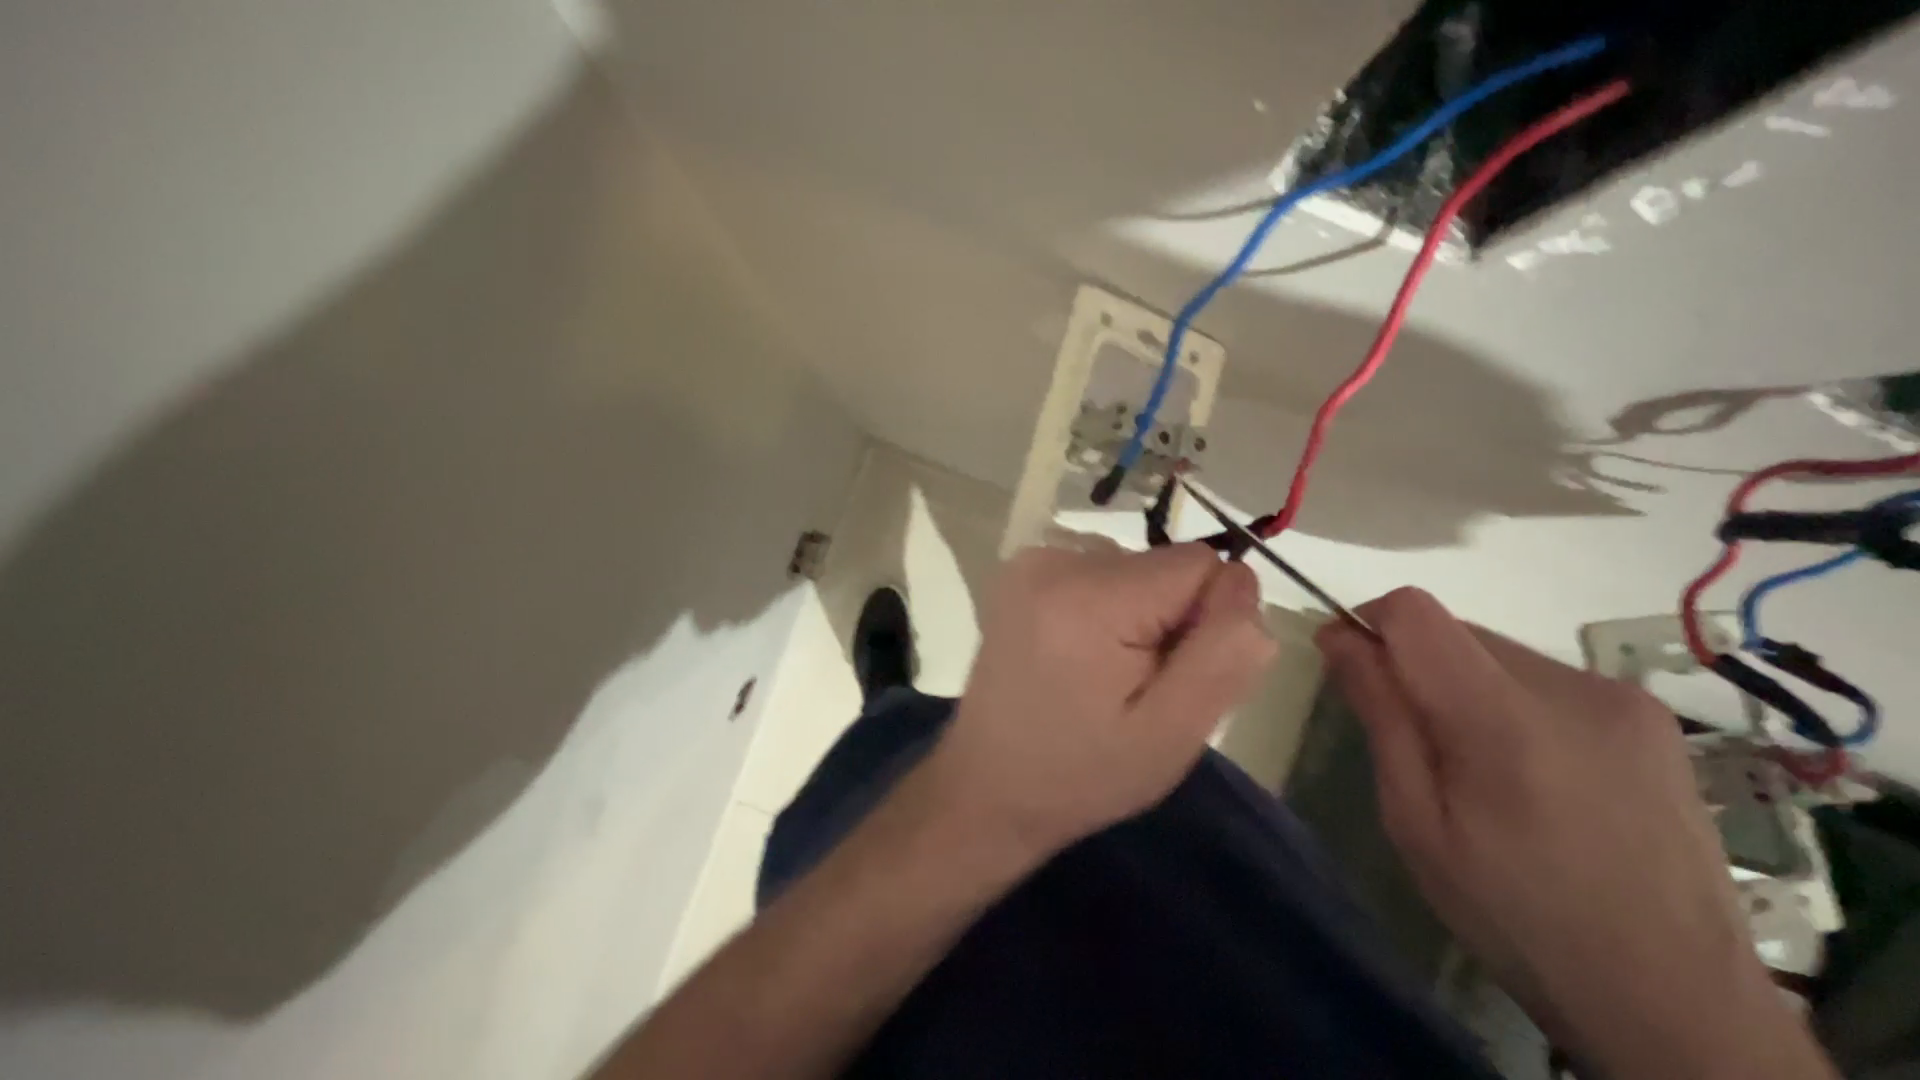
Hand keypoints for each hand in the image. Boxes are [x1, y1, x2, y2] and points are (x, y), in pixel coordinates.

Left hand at [922, 543, 1274, 857]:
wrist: (988, 788)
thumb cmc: (1083, 774)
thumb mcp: (1172, 733)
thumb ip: (1222, 654)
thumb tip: (1245, 582)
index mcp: (1090, 595)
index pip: (1201, 565)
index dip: (1207, 622)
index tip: (1173, 676)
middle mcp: (1055, 559)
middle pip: (1165, 566)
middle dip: (1170, 621)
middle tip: (1134, 689)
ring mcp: (1031, 561)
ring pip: (1136, 569)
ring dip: (1138, 618)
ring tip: (1102, 679)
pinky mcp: (1021, 573)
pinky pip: (1100, 573)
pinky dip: (1106, 610)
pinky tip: (1078, 660)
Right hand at [1318, 589, 1834, 1079]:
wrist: (1674, 994)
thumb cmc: (1517, 917)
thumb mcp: (1417, 825)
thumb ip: (1382, 718)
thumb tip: (1341, 638)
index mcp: (1504, 719)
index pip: (1415, 613)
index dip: (1369, 624)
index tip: (1352, 670)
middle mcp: (1570, 686)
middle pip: (1458, 632)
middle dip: (1418, 669)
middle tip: (1419, 749)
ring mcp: (1622, 698)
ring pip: (1503, 655)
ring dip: (1468, 688)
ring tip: (1484, 773)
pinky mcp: (1653, 716)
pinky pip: (1549, 680)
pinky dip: (1516, 705)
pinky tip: (1537, 777)